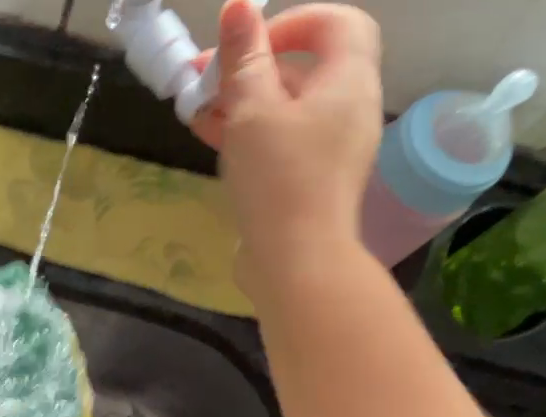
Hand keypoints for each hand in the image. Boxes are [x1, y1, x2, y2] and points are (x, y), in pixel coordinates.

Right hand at [189, 1, 381, 282]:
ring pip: (287, 108)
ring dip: (242, 102)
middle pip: (304, 68)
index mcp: (348, 81)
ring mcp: (331, 148)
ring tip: (196, 111)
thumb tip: (238, 8)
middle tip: (203, 78)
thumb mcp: (252, 111)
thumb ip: (245, 59)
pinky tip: (212, 138)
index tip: (245, 46)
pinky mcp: (311, 181)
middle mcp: (349, 109)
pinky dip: (250, 133)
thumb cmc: (278, 179)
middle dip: (251, 67)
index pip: (335, 23)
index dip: (289, 23)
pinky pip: (282, 141)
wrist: (296, 261)